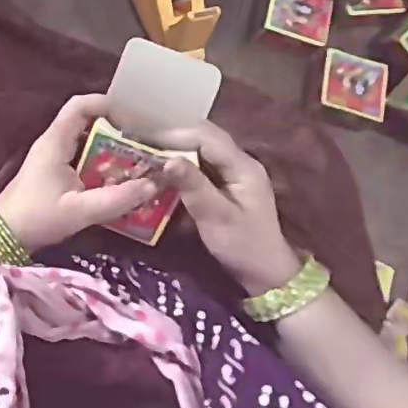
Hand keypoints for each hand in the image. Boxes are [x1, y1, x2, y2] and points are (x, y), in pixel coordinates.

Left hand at [0, 94, 157, 251]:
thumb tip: (153, 185)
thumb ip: (117, 199)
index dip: (107, 104)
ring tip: (138, 161)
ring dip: (111, 149)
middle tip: (143, 144)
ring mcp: (53, 157)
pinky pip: (83, 158)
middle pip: (87, 121)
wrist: (3, 236)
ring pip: (87, 141)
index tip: (133, 120)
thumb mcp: (80, 211)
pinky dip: (102, 163)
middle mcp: (54, 143)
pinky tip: (119, 180)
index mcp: (55, 142)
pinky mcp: (55, 172)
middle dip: (117, 129)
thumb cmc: (36, 218)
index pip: (80, 105)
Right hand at [155, 121, 303, 295]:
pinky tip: (164, 168)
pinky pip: (203, 161)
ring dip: (175, 147)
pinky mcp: (228, 182)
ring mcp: (236, 171)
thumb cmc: (242, 246)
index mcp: (243, 166)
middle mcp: (241, 161)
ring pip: (202, 147)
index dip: (173, 135)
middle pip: (204, 136)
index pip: (206, 136)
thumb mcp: (215, 217)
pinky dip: (182, 161)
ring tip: (147, 153)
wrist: (266, 272)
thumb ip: (193, 186)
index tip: (143, 141)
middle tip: (140, 144)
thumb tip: (167, 159)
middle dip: (172, 138)